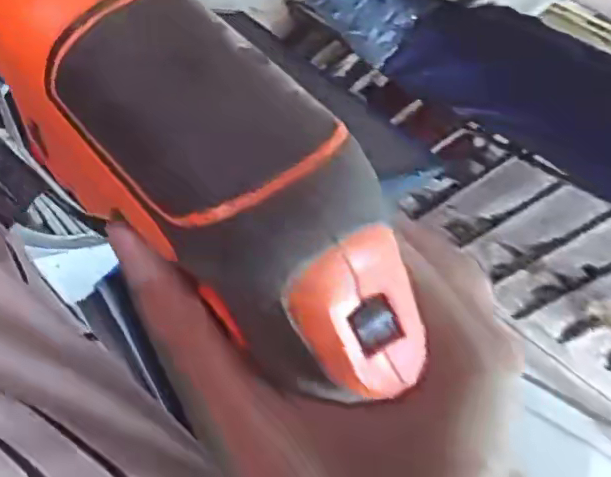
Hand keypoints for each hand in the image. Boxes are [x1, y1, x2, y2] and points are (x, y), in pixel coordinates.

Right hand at [109, 220, 523, 476]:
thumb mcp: (243, 418)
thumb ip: (183, 327)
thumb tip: (124, 230)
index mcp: (458, 348)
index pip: (368, 224)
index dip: (286, 199)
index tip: (220, 193)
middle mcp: (486, 334)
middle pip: (382, 226)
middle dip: (299, 212)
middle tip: (226, 211)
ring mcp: (483, 347)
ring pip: (395, 247)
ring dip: (322, 236)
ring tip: (253, 237)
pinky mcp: (464, 359)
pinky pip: (406, 277)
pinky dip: (349, 262)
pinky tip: (296, 275)